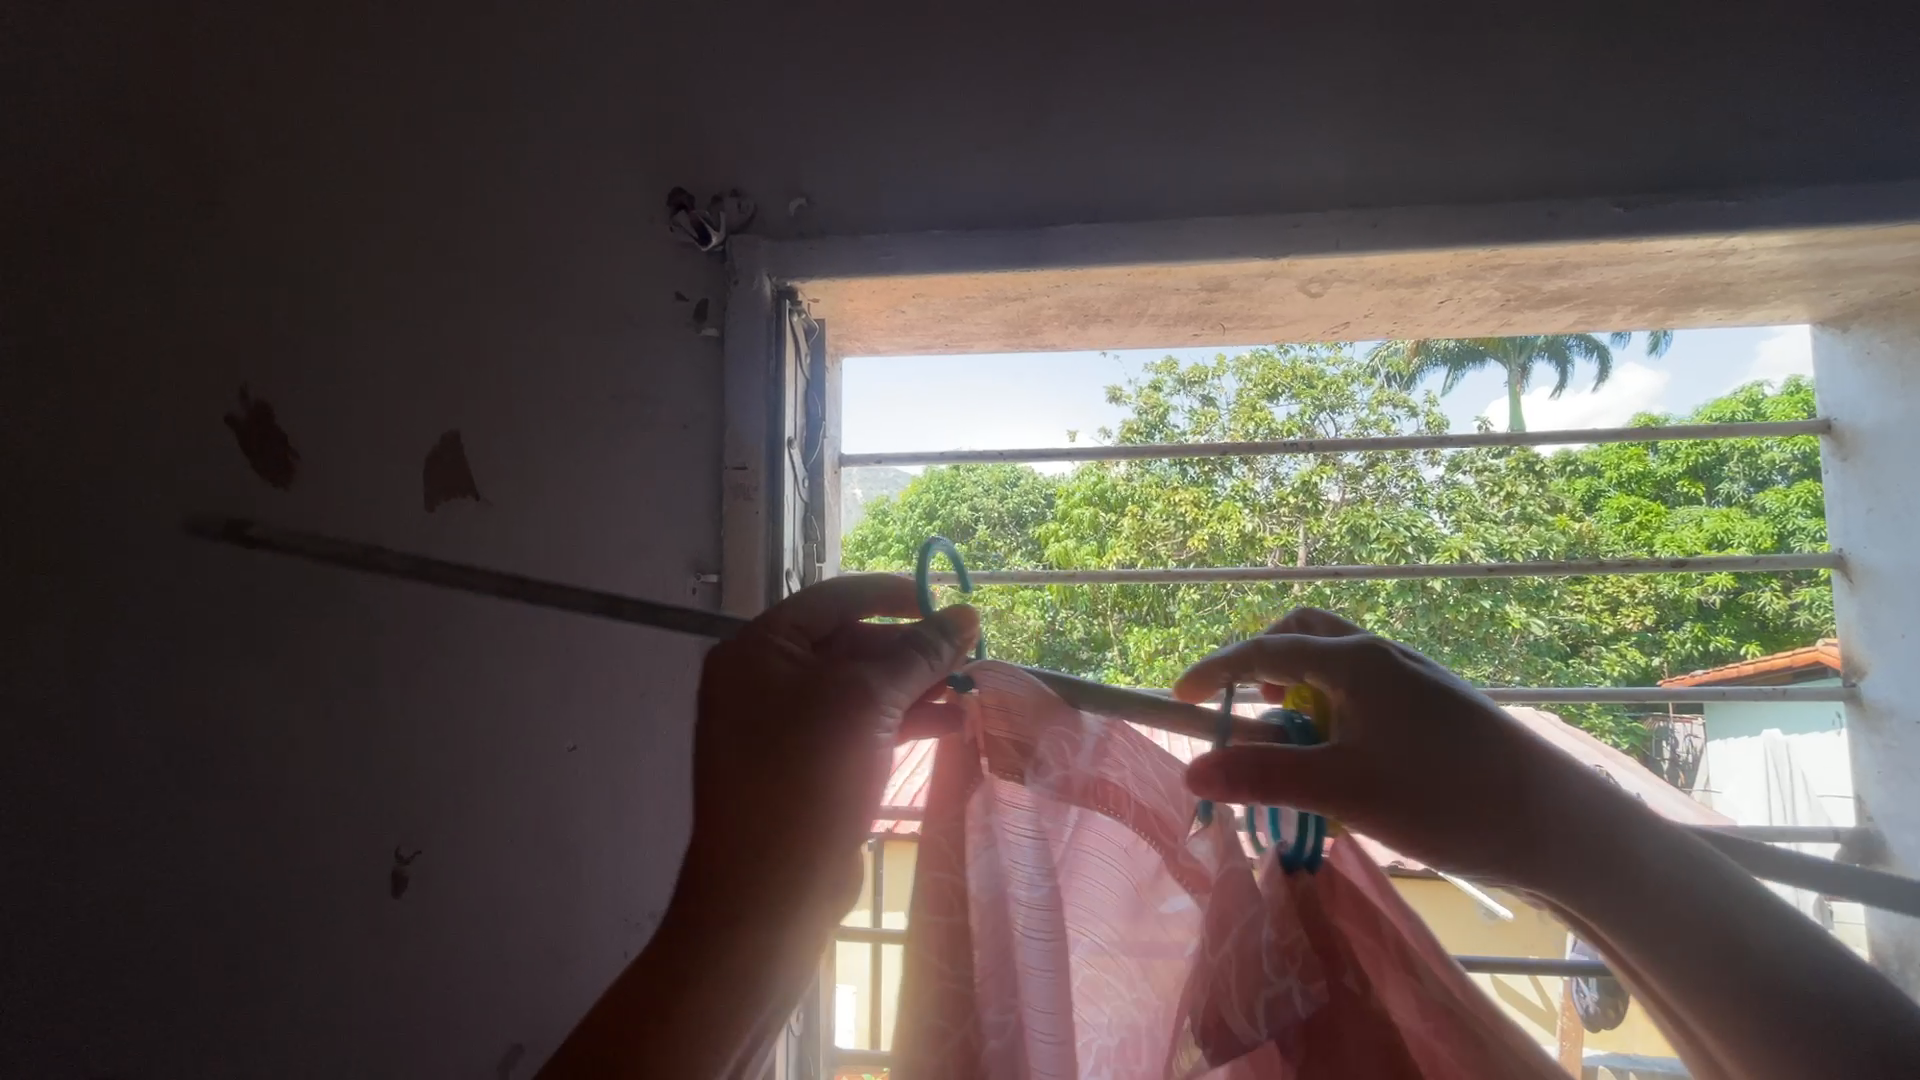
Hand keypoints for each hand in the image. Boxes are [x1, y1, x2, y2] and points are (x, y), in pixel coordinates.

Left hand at [682, 575, 978, 921]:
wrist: (768, 897)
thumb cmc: (808, 777)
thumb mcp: (867, 701)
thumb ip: (919, 653)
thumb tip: (968, 615)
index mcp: (760, 649)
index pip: (836, 599)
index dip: (895, 595)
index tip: (947, 602)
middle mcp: (766, 679)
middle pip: (851, 643)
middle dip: (912, 650)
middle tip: (967, 655)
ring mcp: (785, 726)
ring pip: (861, 688)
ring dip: (915, 687)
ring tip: (967, 692)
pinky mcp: (809, 765)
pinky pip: (860, 725)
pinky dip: (903, 721)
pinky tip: (950, 726)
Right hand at [1172, 608, 1649, 890]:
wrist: (1569, 828)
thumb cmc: (1449, 798)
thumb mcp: (1344, 789)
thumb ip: (1263, 774)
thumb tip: (1190, 769)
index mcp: (1356, 660)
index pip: (1263, 651)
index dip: (1215, 671)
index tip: (1179, 695)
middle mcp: (1381, 654)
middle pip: (1302, 632)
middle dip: (1261, 661)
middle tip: (1244, 703)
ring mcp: (1412, 677)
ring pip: (1334, 658)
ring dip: (1297, 684)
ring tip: (1289, 732)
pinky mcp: (1433, 704)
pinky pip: (1361, 685)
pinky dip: (1330, 703)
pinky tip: (1342, 750)